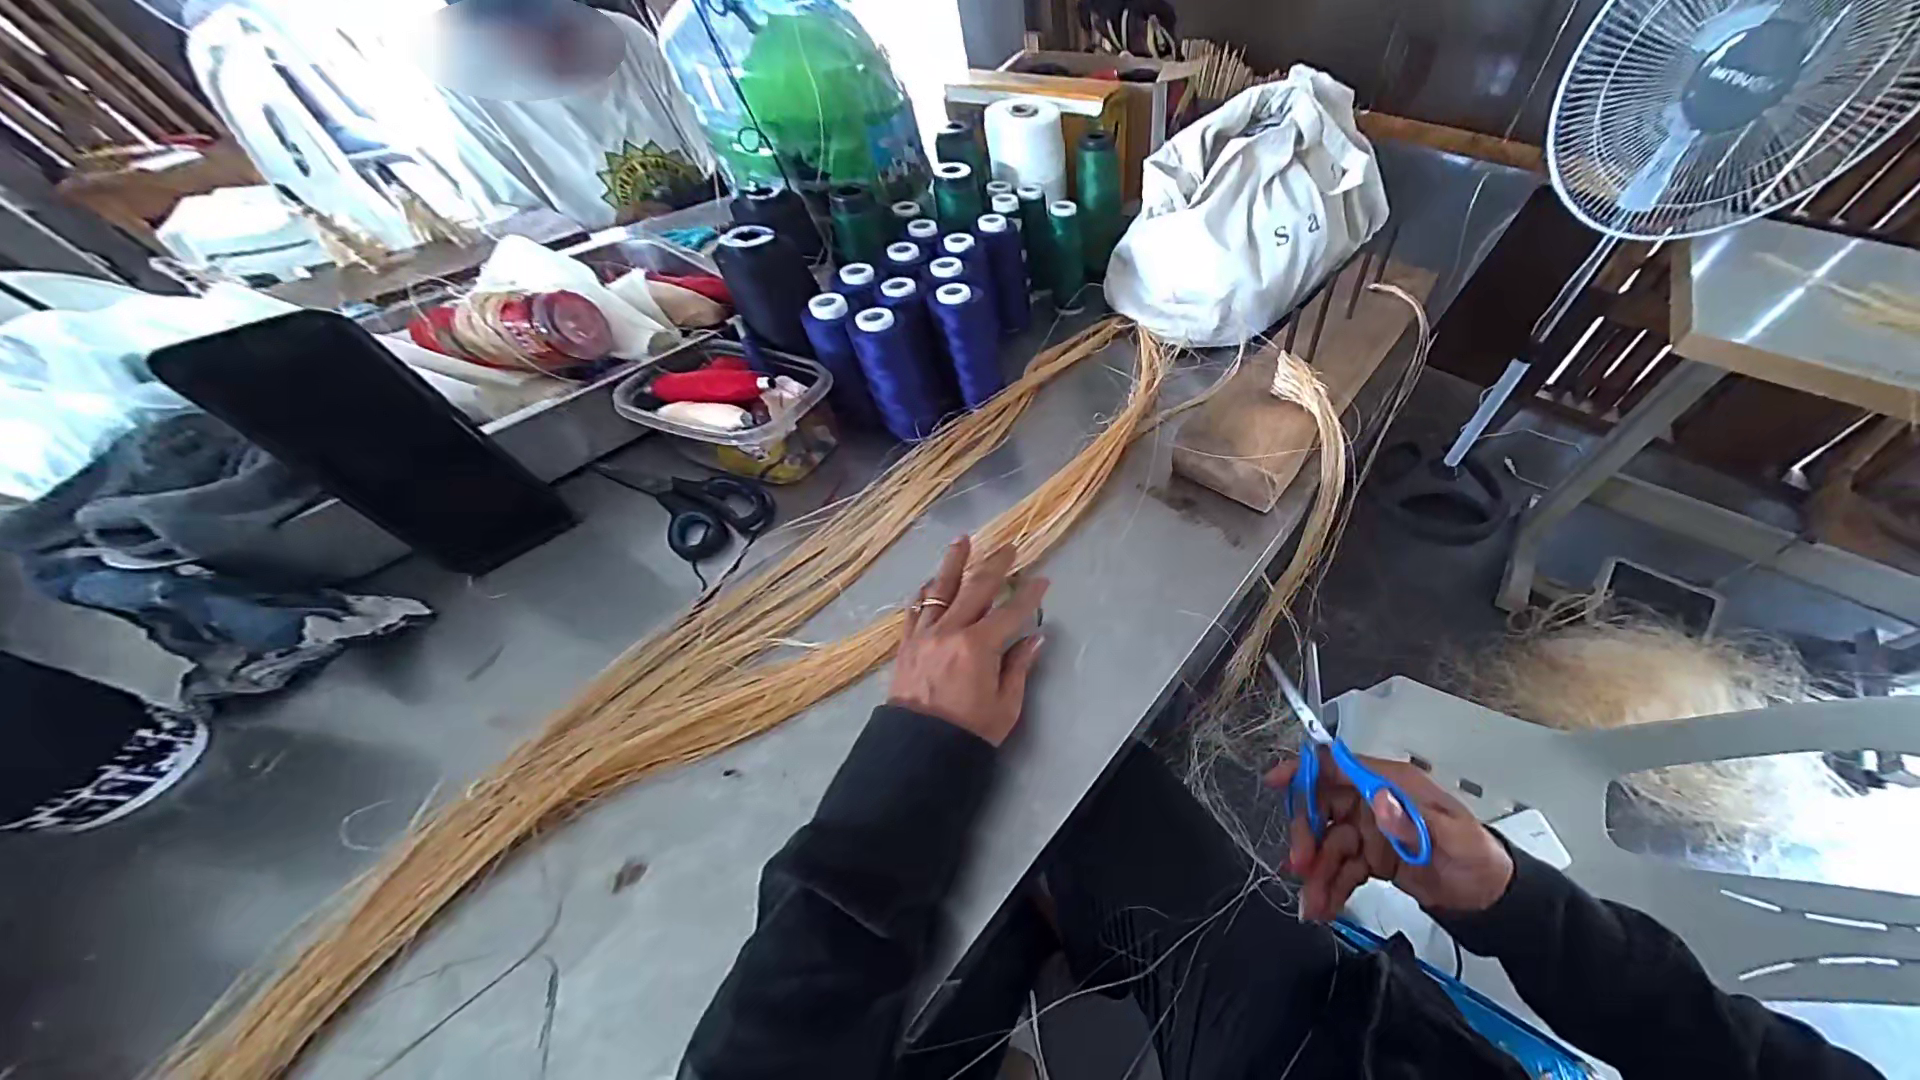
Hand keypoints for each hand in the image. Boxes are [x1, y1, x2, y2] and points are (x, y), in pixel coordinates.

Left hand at [888, 536, 1047, 746]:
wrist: (917, 748)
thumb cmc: (968, 731)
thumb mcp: (1005, 705)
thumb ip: (1019, 667)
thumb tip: (1035, 638)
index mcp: (979, 646)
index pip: (1010, 611)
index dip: (1029, 594)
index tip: (1041, 579)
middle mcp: (950, 631)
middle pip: (976, 588)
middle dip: (996, 564)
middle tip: (1009, 547)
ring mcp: (925, 634)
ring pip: (940, 588)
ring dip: (954, 562)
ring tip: (963, 540)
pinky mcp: (907, 642)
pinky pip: (916, 608)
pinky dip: (926, 591)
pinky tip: (932, 580)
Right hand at [1265, 752, 1512, 920]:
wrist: (1494, 903)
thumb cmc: (1480, 859)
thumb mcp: (1454, 836)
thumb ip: (1412, 819)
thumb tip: (1378, 800)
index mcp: (1390, 784)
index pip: (1336, 767)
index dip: (1304, 770)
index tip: (1277, 782)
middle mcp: (1372, 801)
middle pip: (1320, 806)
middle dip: (1305, 834)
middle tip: (1300, 862)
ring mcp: (1367, 829)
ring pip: (1326, 843)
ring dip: (1316, 871)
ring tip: (1312, 900)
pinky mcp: (1367, 857)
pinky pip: (1339, 868)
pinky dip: (1329, 887)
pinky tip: (1322, 905)